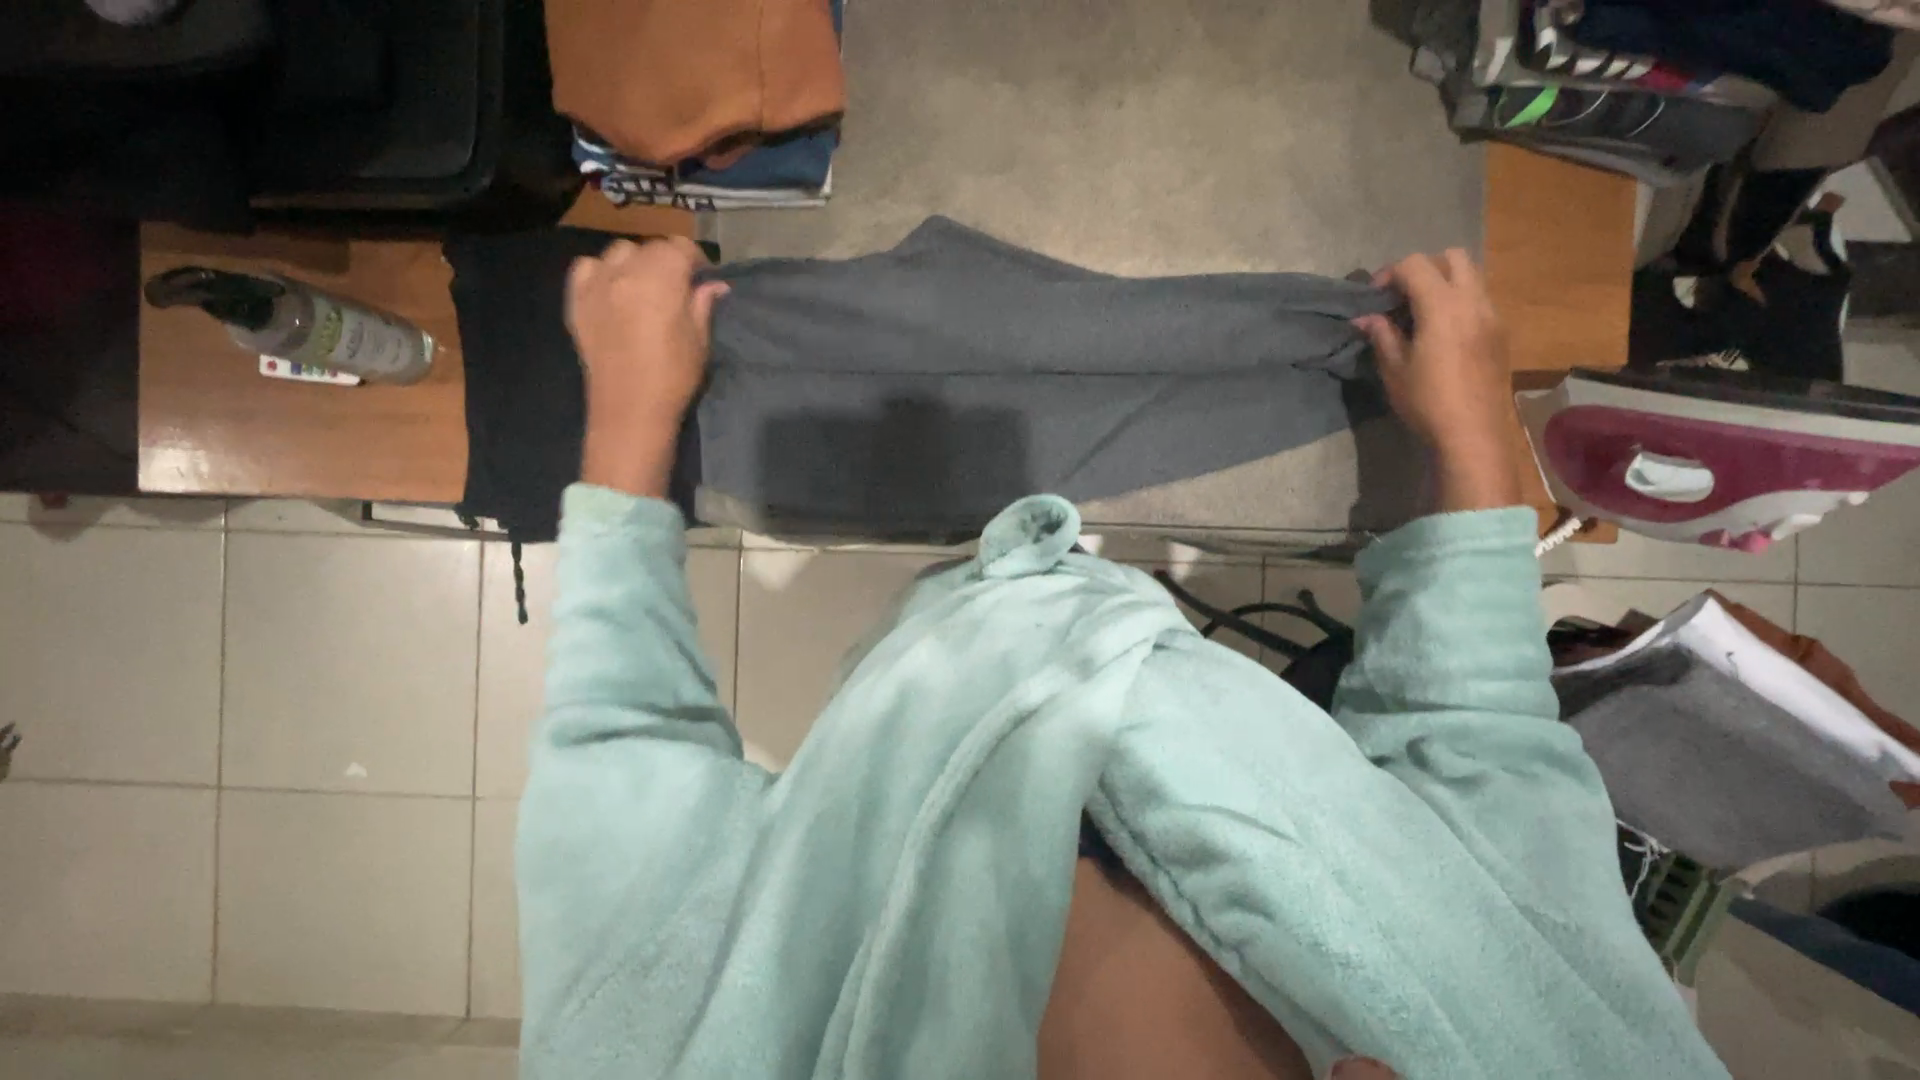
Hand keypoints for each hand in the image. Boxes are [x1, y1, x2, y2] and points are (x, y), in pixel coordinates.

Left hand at [565, 236, 728, 496]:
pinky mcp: (576, 301)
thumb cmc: (673, 377)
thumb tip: (714, 284)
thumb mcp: (699, 341)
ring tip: (644, 286)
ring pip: (618, 252)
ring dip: (635, 262)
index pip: (678, 247)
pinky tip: (613, 290)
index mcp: (659, 281)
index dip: (694, 259)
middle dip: (667, 260)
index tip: (703, 278)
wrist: (630, 410)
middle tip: (677, 286)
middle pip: (649, 248)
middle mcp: (624, 273)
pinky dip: (602, 271)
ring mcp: (596, 285)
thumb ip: (702, 304)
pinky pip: (587, 267)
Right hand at [1352, 249, 1521, 511]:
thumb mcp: (1394, 368)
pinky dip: (1458, 301)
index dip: (1390, 273)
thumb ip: (1381, 335)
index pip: (1415, 264)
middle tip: (1402, 296)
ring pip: (1471, 276)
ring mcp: (1492, 315)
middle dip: (1423, 268)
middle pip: (1452, 257)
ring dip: (1444, 283)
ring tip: (1421, 313)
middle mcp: (1473, 301)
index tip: (1374, 297)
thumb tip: (1366, 318)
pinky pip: (1479, 299)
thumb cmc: (1426, 400)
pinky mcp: (1500, 333)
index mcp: (1443, 306)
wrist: (1472, 432)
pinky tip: (1442, 332)